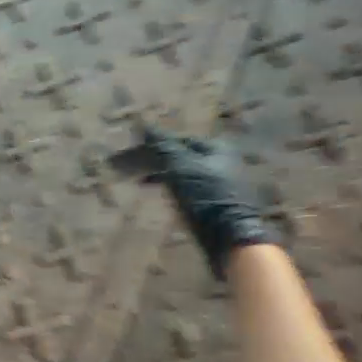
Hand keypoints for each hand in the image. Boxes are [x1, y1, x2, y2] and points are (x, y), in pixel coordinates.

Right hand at [124, 126, 278, 278]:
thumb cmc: (205, 196)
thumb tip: (144, 125)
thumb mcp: (180, 167)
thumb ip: (163, 146)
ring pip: (184, 172)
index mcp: (217, 148)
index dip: (153, 144)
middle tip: (132, 168)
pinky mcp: (217, 202)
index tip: (132, 154)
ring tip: (141, 182)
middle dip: (156, 160)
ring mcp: (222, 183)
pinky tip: (162, 196)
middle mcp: (223, 161)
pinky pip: (189, 188)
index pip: (178, 139)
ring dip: (162, 175)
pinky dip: (172, 188)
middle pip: (182, 155)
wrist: (230, 235)